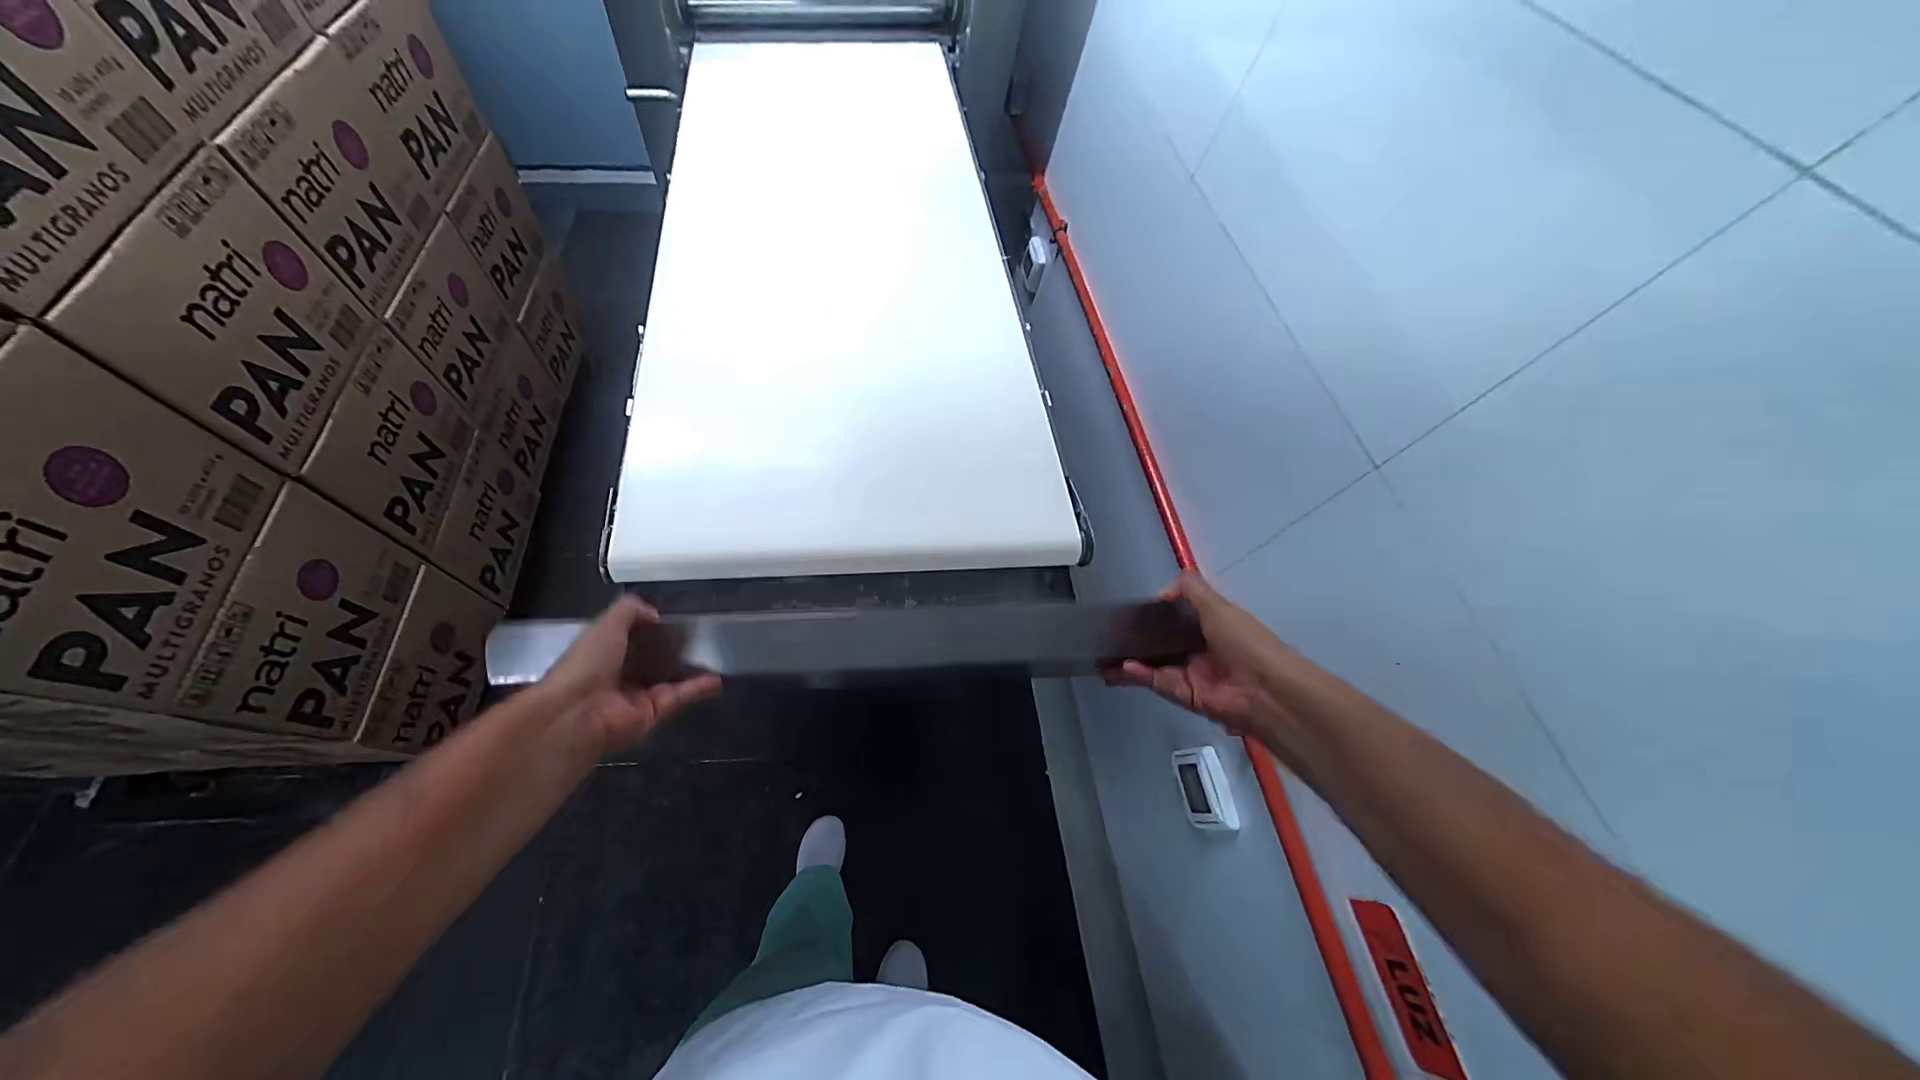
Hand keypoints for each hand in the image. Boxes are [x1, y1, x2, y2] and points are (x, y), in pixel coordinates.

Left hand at [539, 595, 721, 754]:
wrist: (578, 712)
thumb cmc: (587, 663)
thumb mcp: (606, 623)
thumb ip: (631, 611)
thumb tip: (656, 614)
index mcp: (604, 652)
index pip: (630, 637)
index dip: (649, 627)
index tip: (673, 617)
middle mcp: (620, 673)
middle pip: (652, 659)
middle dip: (672, 648)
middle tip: (699, 635)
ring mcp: (638, 694)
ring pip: (669, 678)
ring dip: (690, 668)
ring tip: (714, 654)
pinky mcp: (654, 711)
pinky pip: (680, 696)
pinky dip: (699, 687)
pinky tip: (717, 679)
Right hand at [1104, 574, 1290, 737]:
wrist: (1264, 689)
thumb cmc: (1245, 642)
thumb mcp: (1219, 606)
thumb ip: (1191, 590)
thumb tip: (1163, 591)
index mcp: (1213, 627)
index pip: (1179, 618)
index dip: (1158, 614)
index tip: (1134, 610)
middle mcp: (1200, 650)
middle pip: (1162, 644)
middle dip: (1138, 641)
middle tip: (1111, 634)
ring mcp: (1191, 674)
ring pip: (1154, 665)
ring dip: (1131, 660)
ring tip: (1105, 655)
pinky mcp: (1184, 695)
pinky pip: (1156, 682)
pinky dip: (1139, 674)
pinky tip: (1122, 666)